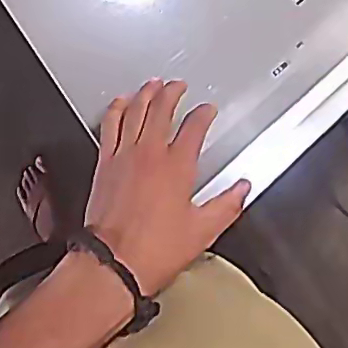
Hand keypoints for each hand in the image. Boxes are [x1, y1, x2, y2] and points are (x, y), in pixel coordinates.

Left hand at [84, 80, 248, 294]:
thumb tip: (242, 189)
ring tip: (152, 84)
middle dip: (172, 92)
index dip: (203, 114)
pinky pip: (110, 125)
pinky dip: (116, 109)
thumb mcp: (202, 231)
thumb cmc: (153, 250)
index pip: (194, 127)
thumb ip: (226, 205)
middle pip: (162, 109)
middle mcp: (150, 154)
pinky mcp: (106, 163)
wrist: (112, 263)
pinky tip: (119, 102)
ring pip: (135, 111)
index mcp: (177, 166)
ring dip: (145, 93)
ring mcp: (125, 155)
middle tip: (178, 85)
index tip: (207, 110)